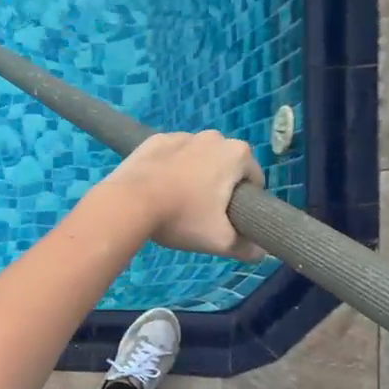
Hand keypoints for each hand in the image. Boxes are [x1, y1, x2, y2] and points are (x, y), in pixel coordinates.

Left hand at [99, 130, 266, 261]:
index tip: (225, 219)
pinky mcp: (152, 140)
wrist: (127, 204)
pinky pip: (168, 156)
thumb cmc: (180, 218)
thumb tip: (261, 253)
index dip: (243, 202)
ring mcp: (180, 135)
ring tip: (173, 201)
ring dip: (192, 175)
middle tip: (198, 213)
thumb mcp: (219, 240)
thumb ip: (245, 247)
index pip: (253, 180)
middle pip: (224, 167)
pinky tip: (156, 187)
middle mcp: (213, 137)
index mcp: (238, 154)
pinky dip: (167, 168)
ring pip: (196, 159)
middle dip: (217, 187)